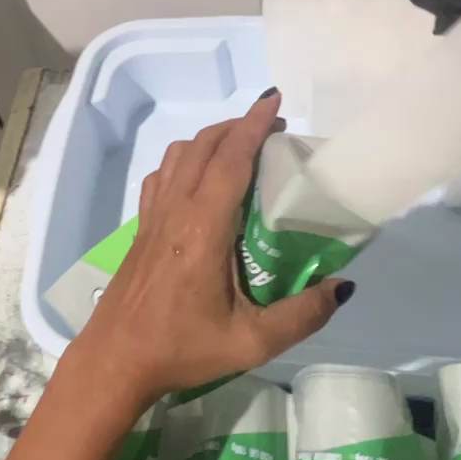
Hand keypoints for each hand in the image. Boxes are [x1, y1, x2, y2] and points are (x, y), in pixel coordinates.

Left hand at [64, 90, 350, 405]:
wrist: (116, 358)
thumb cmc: (183, 348)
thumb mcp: (252, 342)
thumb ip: (303, 315)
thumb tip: (343, 286)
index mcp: (204, 227)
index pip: (231, 159)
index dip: (254, 125)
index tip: (275, 101)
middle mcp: (176, 209)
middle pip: (205, 146)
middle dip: (239, 126)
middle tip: (273, 128)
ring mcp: (153, 215)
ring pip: (179, 155)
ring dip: (211, 139)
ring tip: (242, 148)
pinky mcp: (141, 226)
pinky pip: (162, 175)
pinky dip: (185, 160)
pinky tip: (200, 178)